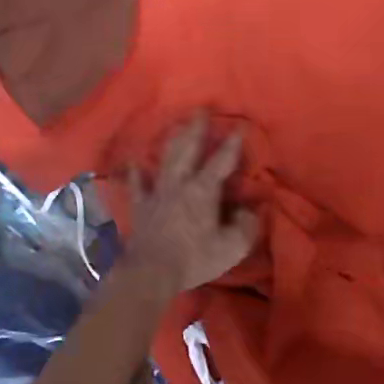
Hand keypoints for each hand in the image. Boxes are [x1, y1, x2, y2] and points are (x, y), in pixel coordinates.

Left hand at [122, 114, 260, 292]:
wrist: (150, 273)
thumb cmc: (193, 260)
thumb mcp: (231, 248)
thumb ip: (246, 226)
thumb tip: (250, 210)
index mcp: (203, 191)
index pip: (221, 162)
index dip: (232, 144)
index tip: (240, 127)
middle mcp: (179, 184)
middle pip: (188, 150)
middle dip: (195, 129)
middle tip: (200, 110)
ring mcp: (157, 193)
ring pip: (165, 160)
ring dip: (172, 141)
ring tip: (176, 125)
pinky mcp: (141, 207)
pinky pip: (137, 185)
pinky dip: (134, 172)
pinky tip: (132, 161)